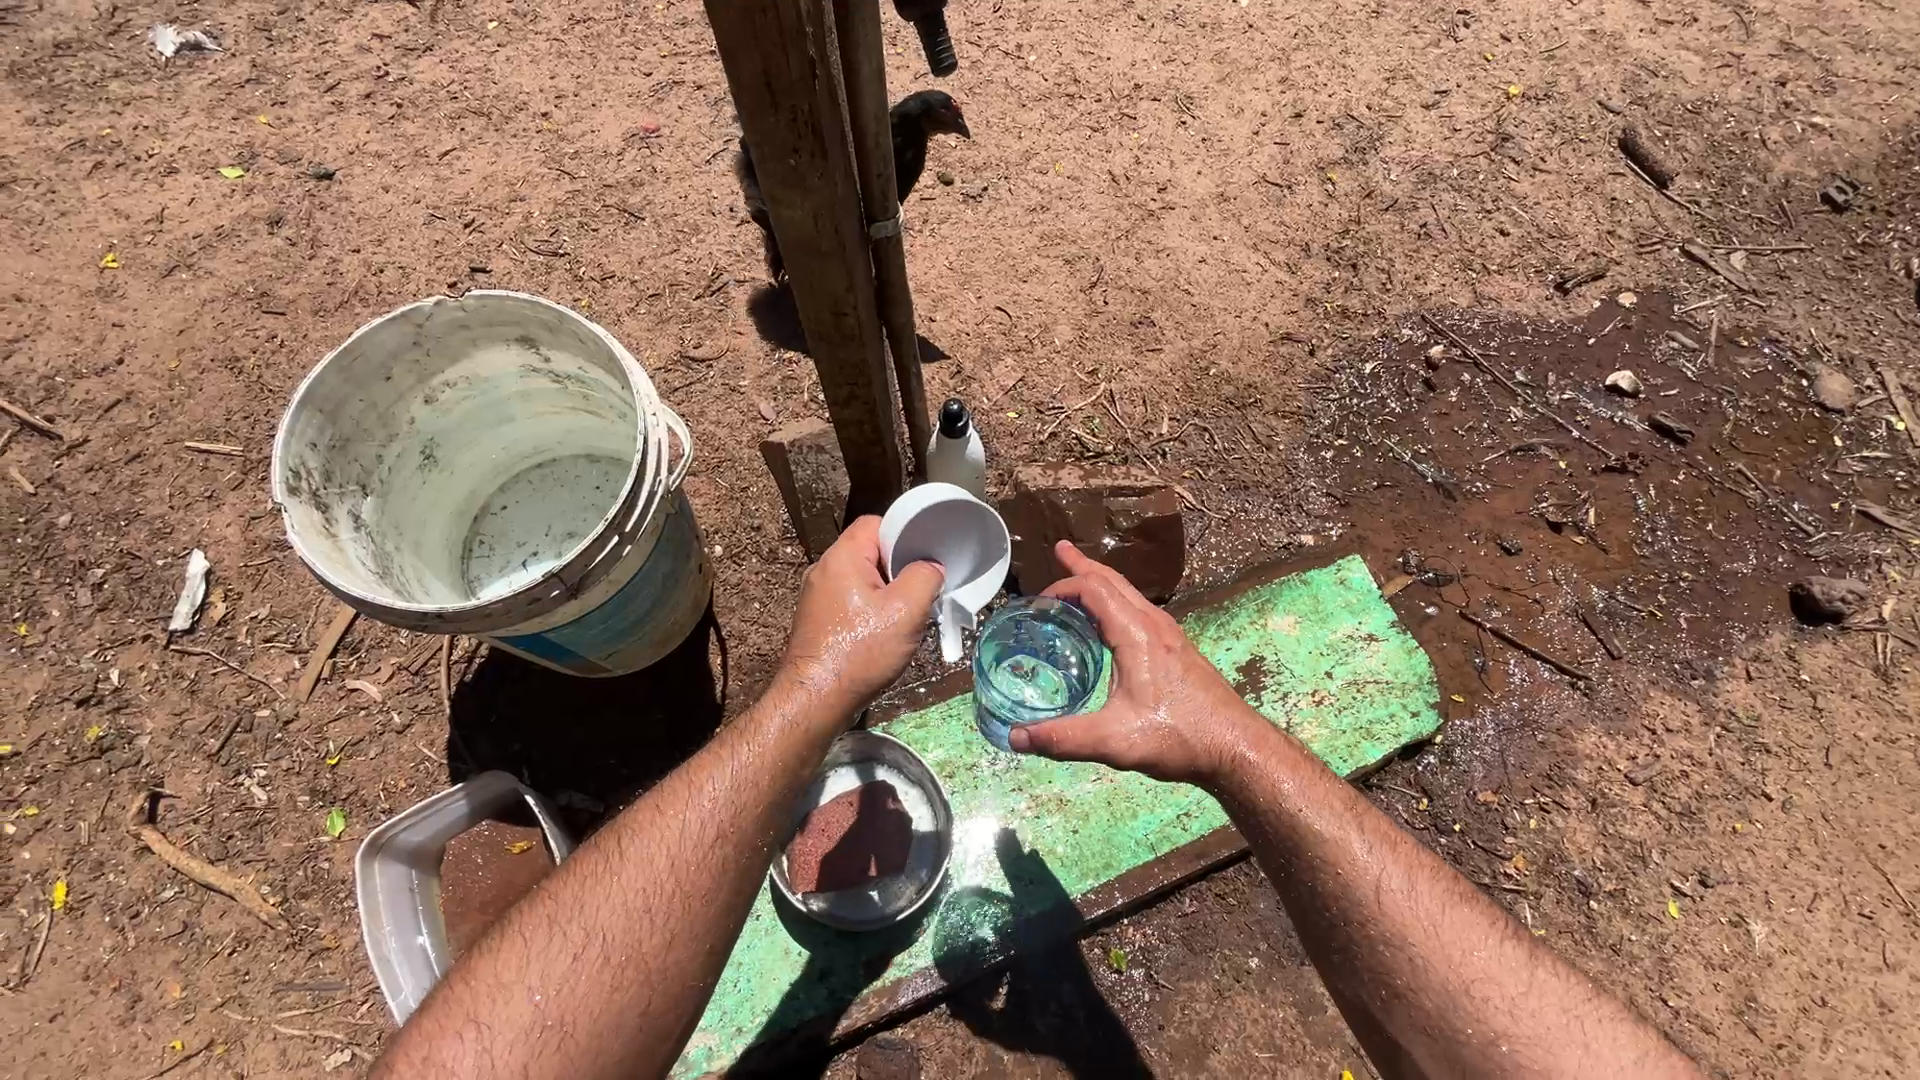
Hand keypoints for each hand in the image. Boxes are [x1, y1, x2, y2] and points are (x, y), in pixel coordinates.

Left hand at [778, 515, 944, 716]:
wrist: (816, 699)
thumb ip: (925, 578)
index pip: (876, 523)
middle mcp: (824, 570)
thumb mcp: (907, 611)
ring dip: (888, 593)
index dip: (904, 534)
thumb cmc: (860, 652)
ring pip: (863, 579)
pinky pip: (852, 601)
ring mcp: (817, 597)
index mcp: (842, 557)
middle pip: (870, 552)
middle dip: (900, 568)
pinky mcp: (818, 620)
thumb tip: (931, 568)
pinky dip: (872, 611)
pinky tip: (886, 634)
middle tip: (922, 590)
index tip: (926, 556)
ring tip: (908, 615)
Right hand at [1007, 541, 1266, 784]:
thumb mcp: (1114, 740)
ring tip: (1079, 580)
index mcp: (1137, 634)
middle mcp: (1155, 625)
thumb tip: (1016, 738)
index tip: (1038, 601)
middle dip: (1083, 565)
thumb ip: (1062, 739)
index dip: (1064, 587)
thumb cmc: (1179, 737)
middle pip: (1114, 581)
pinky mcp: (1178, 649)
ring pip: (1130, 594)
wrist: (1236, 747)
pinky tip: (1109, 624)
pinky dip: (1116, 601)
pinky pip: (1139, 610)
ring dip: (1101, 582)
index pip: (1095, 590)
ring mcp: (1170, 635)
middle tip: (1059, 550)